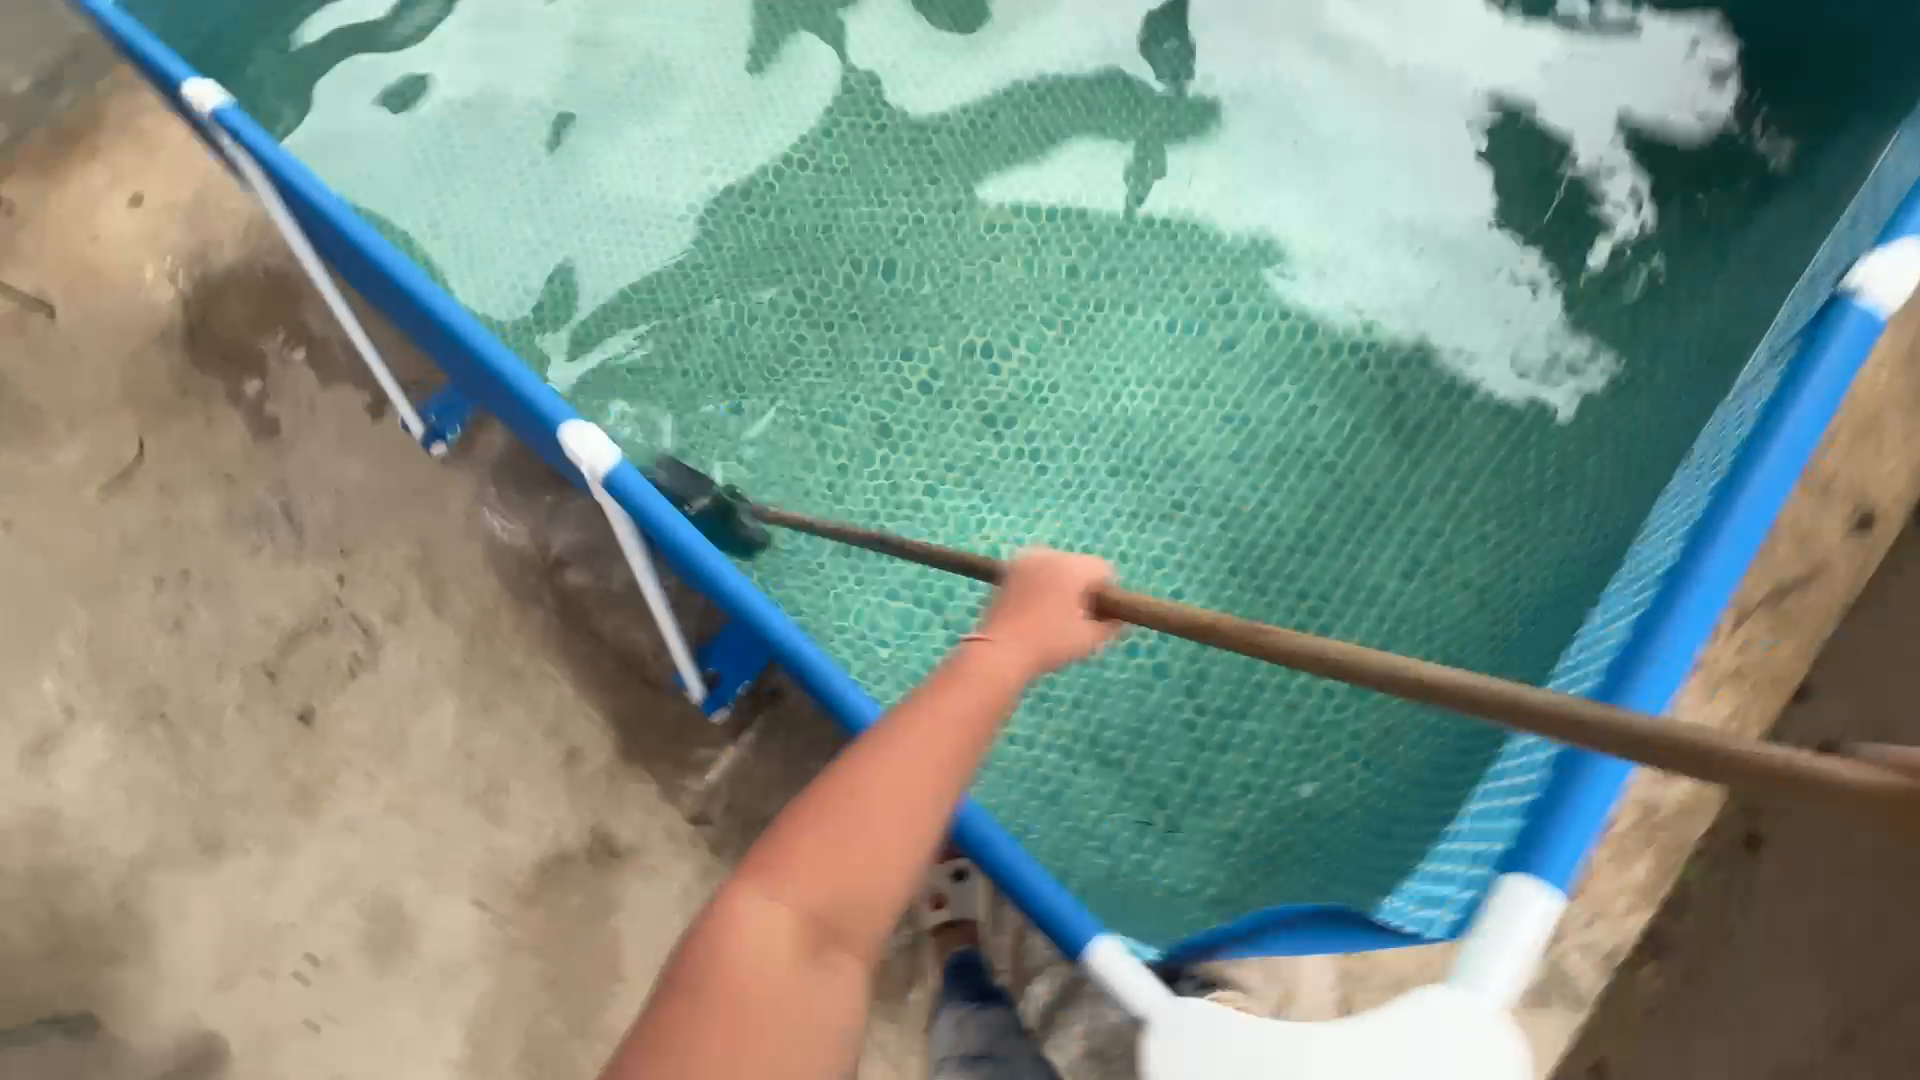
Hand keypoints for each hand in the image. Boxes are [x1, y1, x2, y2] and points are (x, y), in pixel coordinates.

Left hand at [973, 548, 1121, 676]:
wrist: (1000, 650)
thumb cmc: (1049, 644)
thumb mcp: (1088, 639)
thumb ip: (1110, 625)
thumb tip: (1119, 618)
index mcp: (1071, 567)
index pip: (1103, 569)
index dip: (1107, 592)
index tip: (1099, 614)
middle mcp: (1048, 555)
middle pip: (1079, 564)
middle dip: (1083, 585)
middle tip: (1077, 616)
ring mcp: (1024, 560)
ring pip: (1056, 566)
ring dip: (1062, 582)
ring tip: (1055, 613)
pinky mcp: (1007, 571)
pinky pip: (1035, 571)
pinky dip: (1042, 583)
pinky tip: (1036, 608)